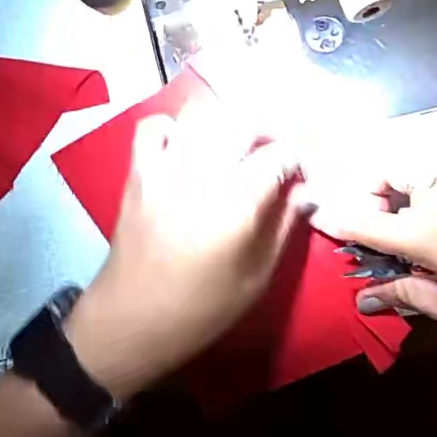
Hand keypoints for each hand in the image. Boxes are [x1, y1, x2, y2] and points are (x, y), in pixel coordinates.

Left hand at [65, 105, 304, 400]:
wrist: (131, 322)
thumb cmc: (201, 309)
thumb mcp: (256, 278)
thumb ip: (283, 227)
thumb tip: (306, 192)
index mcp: (235, 208)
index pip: (277, 157)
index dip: (296, 160)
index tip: (301, 174)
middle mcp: (200, 179)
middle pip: (240, 122)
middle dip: (266, 129)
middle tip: (275, 151)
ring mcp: (163, 171)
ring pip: (198, 115)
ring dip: (225, 121)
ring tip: (236, 143)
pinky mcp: (137, 174)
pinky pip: (153, 128)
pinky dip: (174, 127)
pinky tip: (188, 146)